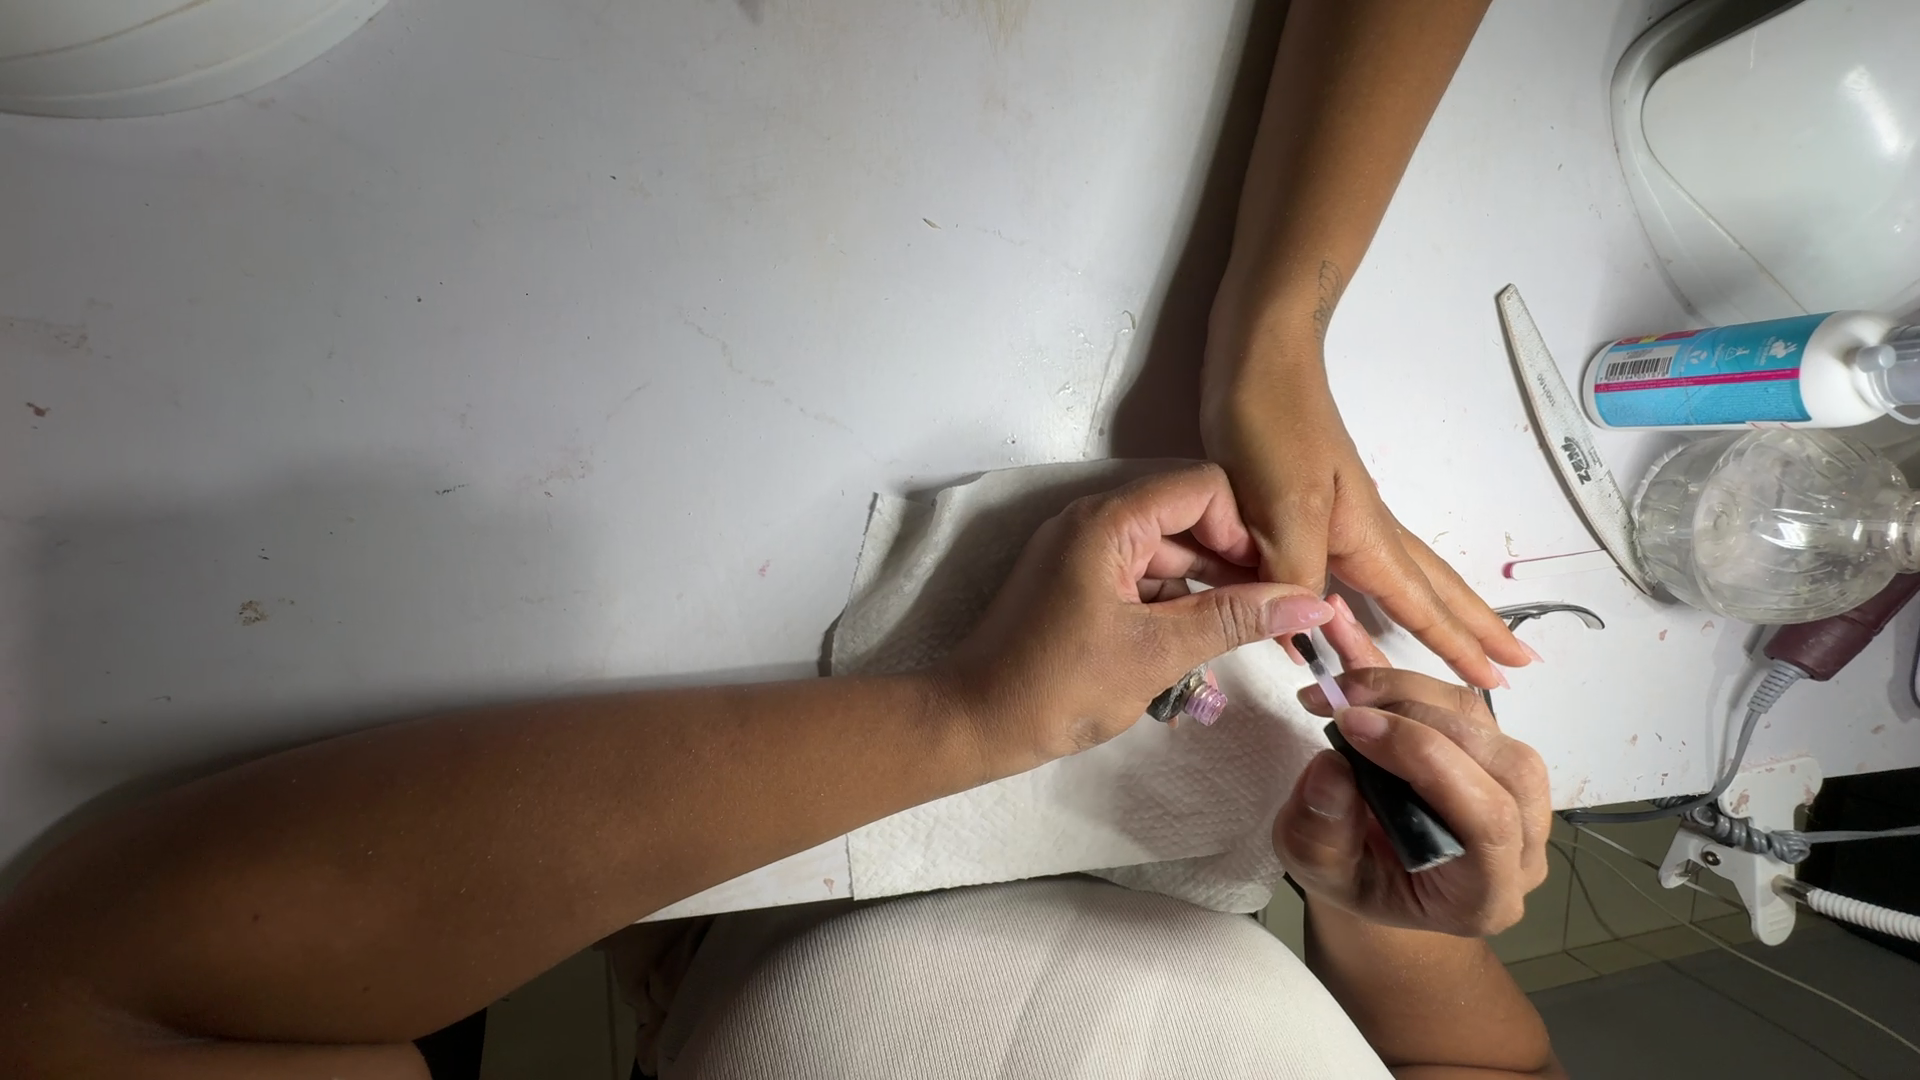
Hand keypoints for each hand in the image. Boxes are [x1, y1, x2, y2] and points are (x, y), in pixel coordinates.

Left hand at [936, 463, 1335, 773]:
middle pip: (1184, 520)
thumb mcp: (1156, 652)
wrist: (977, 720)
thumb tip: (1311, 602)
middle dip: (1233, 561)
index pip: (1200, 488)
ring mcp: (1082, 554)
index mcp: (1107, 522)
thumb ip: (1234, 619)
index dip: (1244, 526)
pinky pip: (1139, 578)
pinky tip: (1204, 638)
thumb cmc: (1061, 686)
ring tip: (1252, 630)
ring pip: (1165, 554)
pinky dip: (1173, 602)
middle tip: (1282, 609)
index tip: (1273, 578)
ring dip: (1207, 588)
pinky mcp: (1076, 583)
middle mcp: (1093, 523)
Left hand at [1202, 355, 1528, 689]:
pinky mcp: (1305, 497)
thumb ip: (1295, 574)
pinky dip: (1360, 588)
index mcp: (1363, 534)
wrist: (1257, 359)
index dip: (1453, 643)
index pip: (1420, 601)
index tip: (1501, 680)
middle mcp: (1361, 526)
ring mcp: (1337, 510)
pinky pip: (1346, 559)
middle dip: (1469, 626)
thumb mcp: (1282, 507)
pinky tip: (1343, 593)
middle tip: (1515, 664)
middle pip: (1429, 584)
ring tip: (1453, 636)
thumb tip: (1303, 637)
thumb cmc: (1272, 429)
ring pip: (1392, 573)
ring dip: (1425, 608)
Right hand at [1273, 594, 1550, 935]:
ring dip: (1413, 693)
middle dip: (1420, 718)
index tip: (1349, 724)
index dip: (1424, 758)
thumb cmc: (1347, 877)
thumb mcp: (1312, 866)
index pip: (1489, 819)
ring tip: (1345, 689)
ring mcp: (1517, 800)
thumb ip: (1320, 830)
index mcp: (1485, 893)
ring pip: (1489, 725)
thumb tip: (1334, 765)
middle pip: (1504, 764)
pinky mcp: (1491, 757)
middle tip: (1341, 701)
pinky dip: (1410, 684)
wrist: (1370, 873)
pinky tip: (1361, 681)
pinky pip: (1466, 707)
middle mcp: (1521, 847)